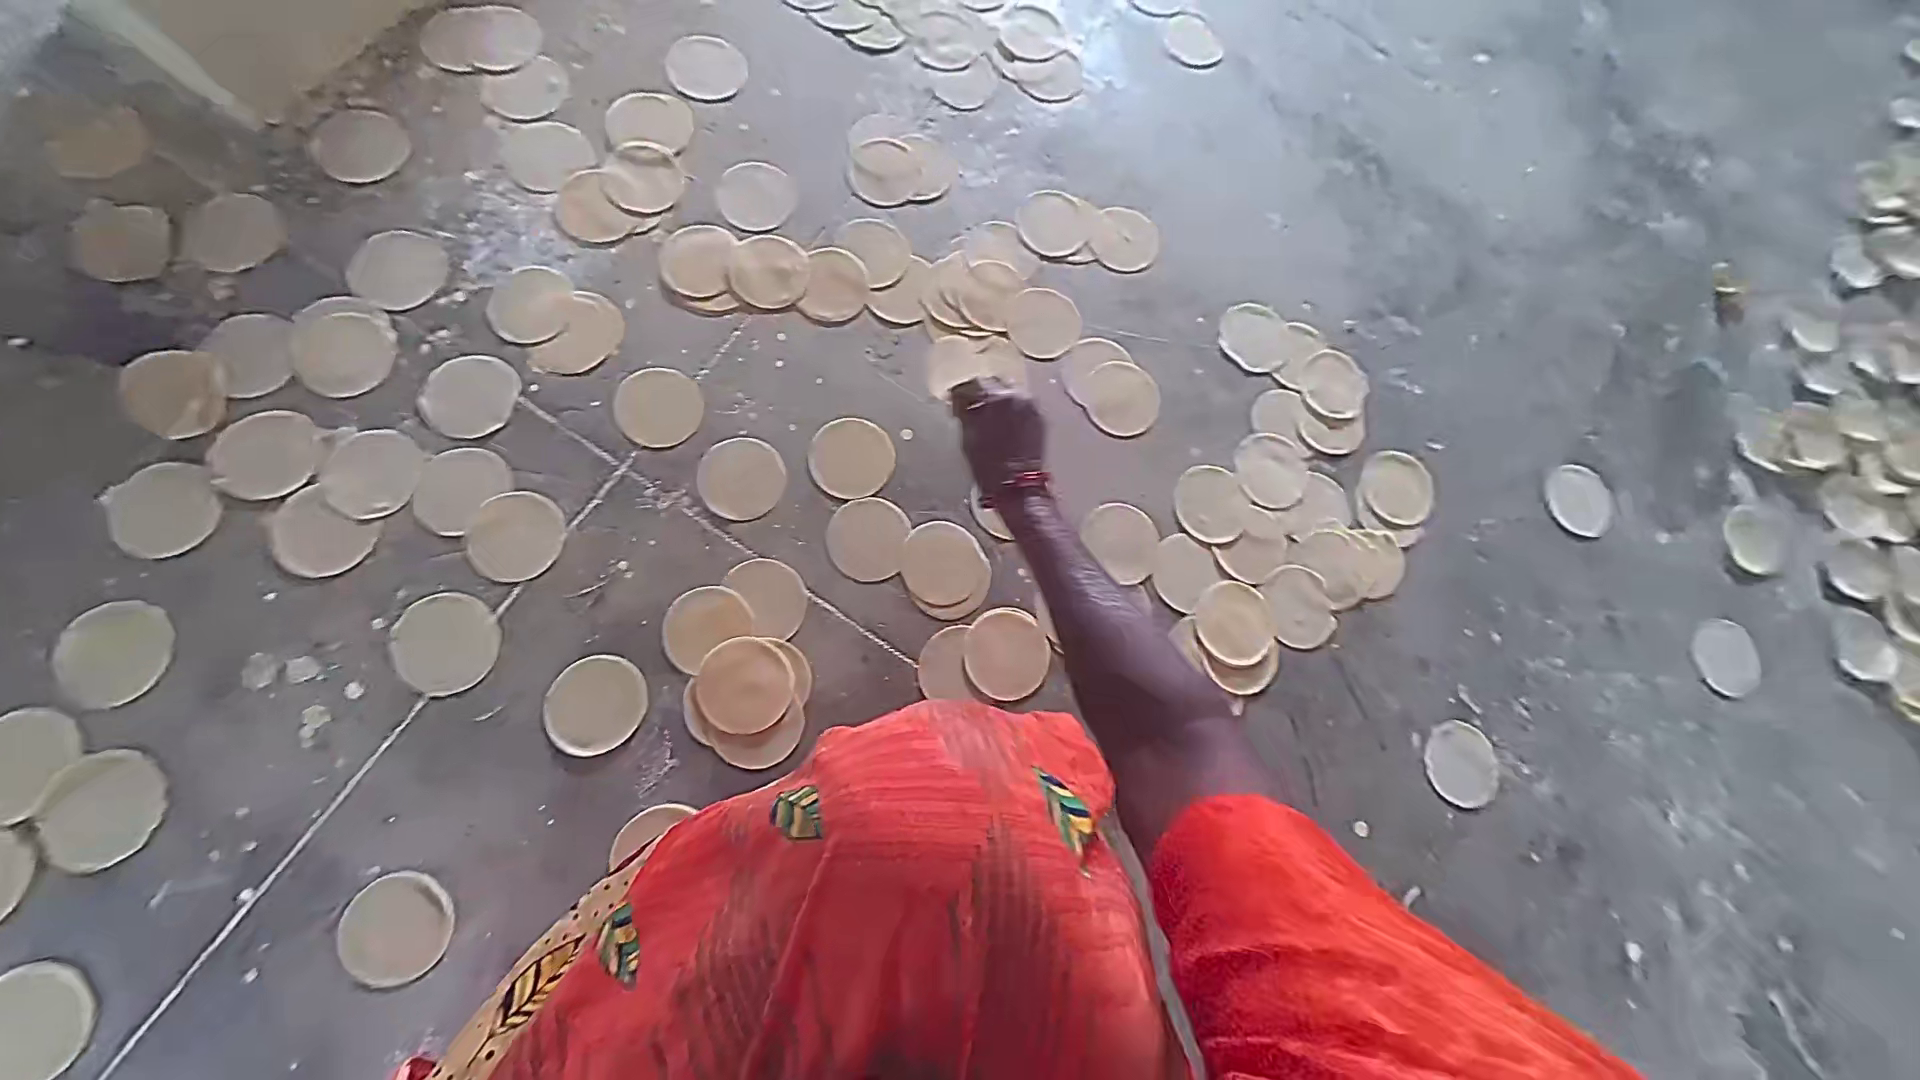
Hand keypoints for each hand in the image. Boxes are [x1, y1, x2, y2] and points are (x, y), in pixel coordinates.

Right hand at [950, 377, 1046, 493]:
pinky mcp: (1039, 418)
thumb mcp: (968, 436)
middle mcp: (1016, 395)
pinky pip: (1021, 405)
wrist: (1017, 486)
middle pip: (994, 383)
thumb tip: (962, 403)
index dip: (960, 392)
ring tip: (988, 415)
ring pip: (1010, 392)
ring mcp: (1030, 406)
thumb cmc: (988, 464)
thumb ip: (965, 413)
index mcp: (995, 397)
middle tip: (970, 406)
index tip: (954, 401)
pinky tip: (1003, 422)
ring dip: (997, 400)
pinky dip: (1011, 409)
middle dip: (981, 392)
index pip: (973, 383)